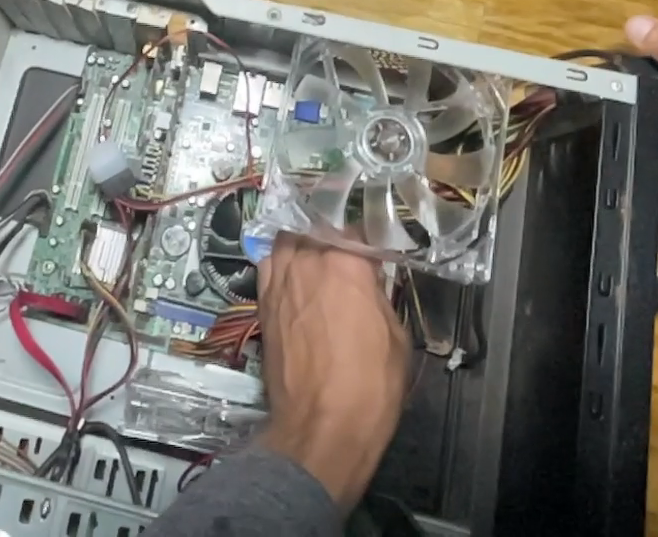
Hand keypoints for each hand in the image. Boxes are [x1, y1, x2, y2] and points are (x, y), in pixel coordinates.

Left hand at [255, 233, 408, 511]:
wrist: (321, 426)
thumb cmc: (370, 385)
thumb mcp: (396, 336)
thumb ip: (379, 295)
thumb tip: (369, 281)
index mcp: (346, 262)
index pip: (355, 232)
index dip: (365, 246)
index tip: (371, 260)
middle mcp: (308, 260)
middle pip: (317, 232)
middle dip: (331, 241)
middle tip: (344, 262)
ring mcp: (279, 278)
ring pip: (287, 241)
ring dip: (301, 246)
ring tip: (314, 264)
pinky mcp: (261, 300)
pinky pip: (268, 265)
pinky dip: (279, 265)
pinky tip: (291, 279)